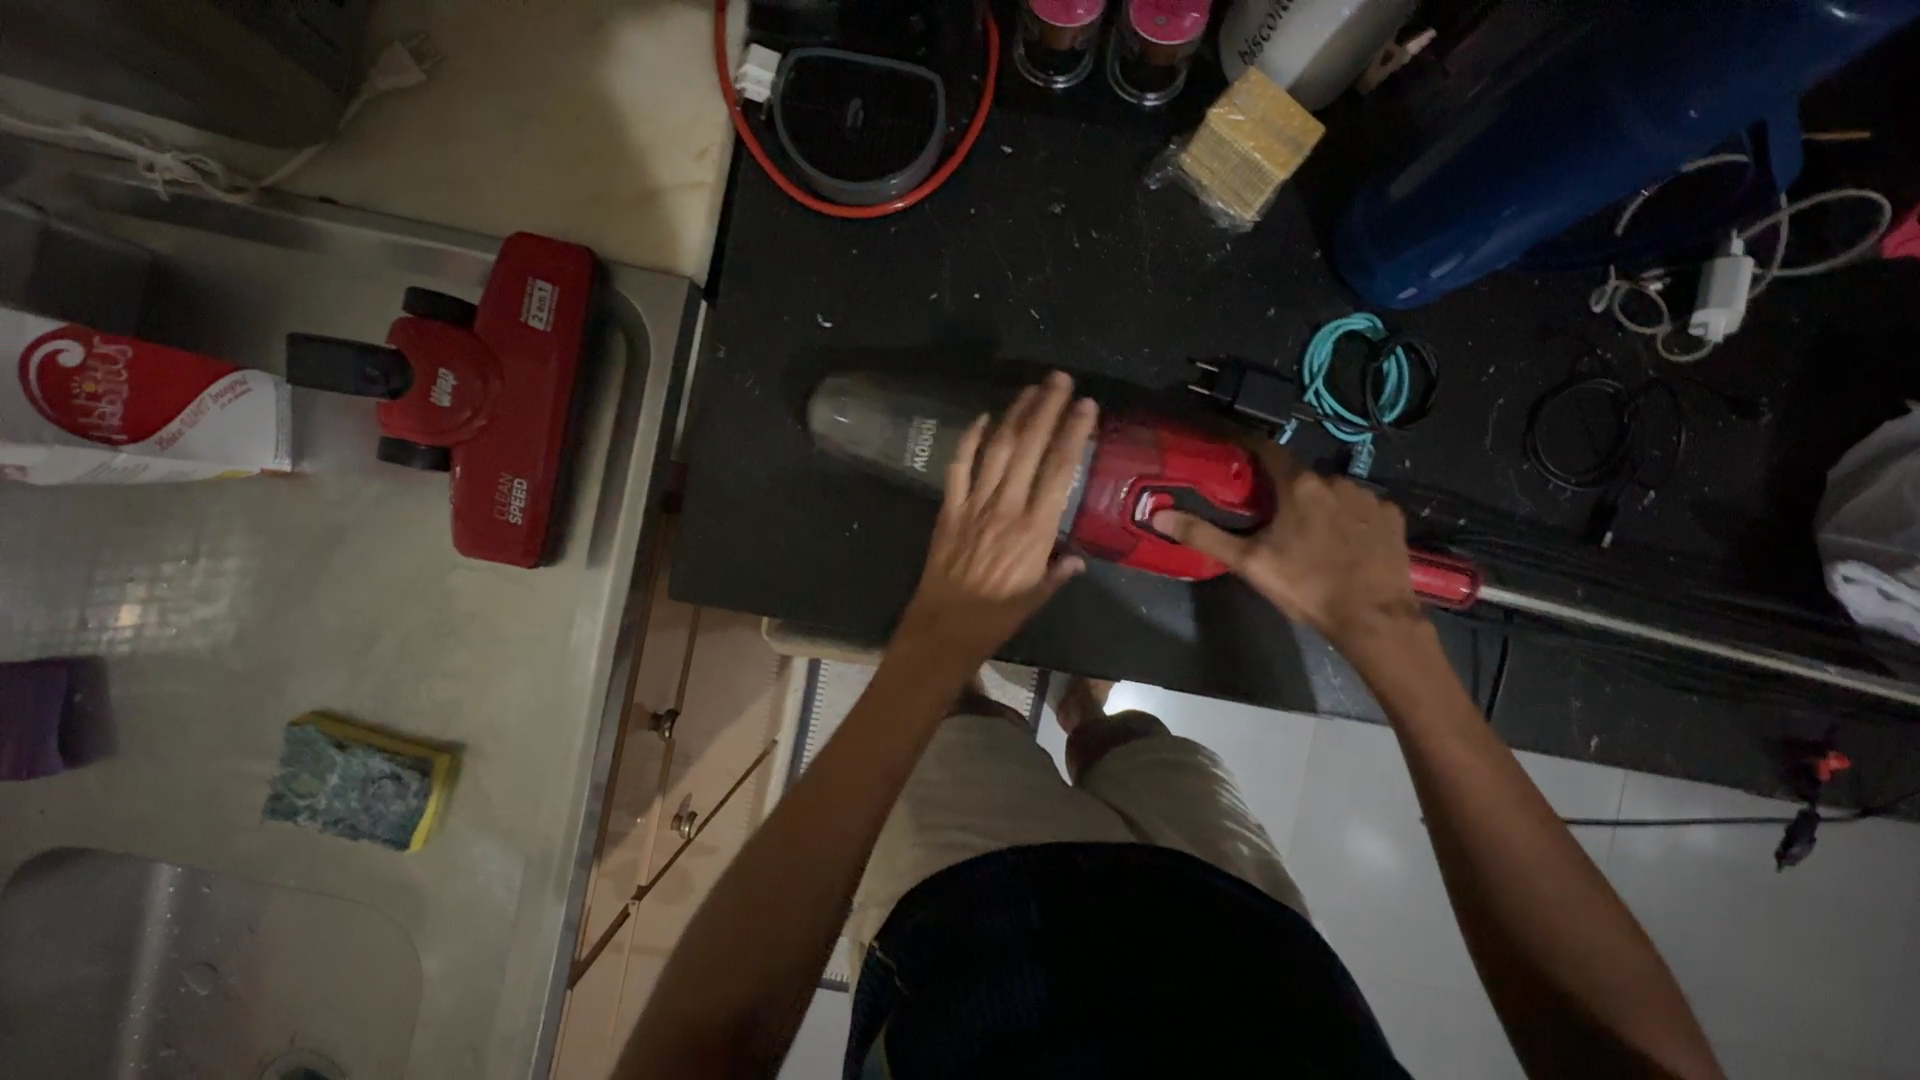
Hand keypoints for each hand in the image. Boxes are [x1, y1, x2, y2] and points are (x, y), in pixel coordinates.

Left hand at [897, 371, 1098, 660]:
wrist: (945, 626)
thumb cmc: (997, 616)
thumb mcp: (1037, 598)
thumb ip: (1059, 573)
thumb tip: (1078, 559)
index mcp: (1036, 530)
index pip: (1060, 471)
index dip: (1074, 434)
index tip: (1086, 406)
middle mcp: (1007, 508)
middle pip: (1029, 448)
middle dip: (1046, 410)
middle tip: (1060, 380)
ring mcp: (975, 505)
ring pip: (997, 449)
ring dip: (1014, 415)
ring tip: (1031, 389)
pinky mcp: (949, 509)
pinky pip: (959, 467)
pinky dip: (969, 441)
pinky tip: (982, 419)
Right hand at [1152, 442, 1424, 650]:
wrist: (1373, 619)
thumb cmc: (1306, 587)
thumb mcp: (1248, 563)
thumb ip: (1203, 535)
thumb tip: (1158, 515)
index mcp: (1298, 485)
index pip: (1267, 449)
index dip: (1247, 448)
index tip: (1232, 452)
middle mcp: (1335, 479)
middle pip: (1299, 475)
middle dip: (1283, 488)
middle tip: (1268, 514)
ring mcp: (1369, 496)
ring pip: (1332, 491)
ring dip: (1317, 503)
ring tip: (1308, 534)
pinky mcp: (1392, 516)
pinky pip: (1361, 507)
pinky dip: (1348, 517)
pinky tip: (1343, 542)